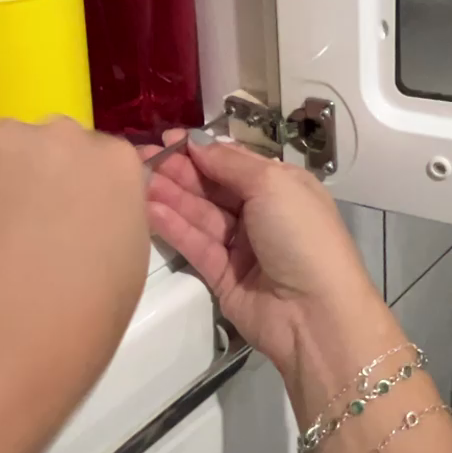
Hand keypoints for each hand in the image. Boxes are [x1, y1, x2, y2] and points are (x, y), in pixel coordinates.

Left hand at [0, 118, 148, 452]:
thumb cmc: (71, 329)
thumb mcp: (123, 273)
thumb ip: (108, 222)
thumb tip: (80, 219)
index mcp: (114, 164)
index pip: (105, 161)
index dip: (87, 197)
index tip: (75, 231)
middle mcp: (55, 138)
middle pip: (52, 147)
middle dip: (43, 178)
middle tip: (30, 236)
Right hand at [141, 128, 396, 405]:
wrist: (316, 313)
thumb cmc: (302, 235)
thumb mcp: (273, 184)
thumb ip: (230, 163)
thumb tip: (197, 144)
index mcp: (281, 185)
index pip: (233, 161)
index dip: (201, 149)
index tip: (166, 139)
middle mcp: (260, 212)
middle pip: (212, 186)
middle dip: (178, 170)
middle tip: (139, 157)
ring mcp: (240, 245)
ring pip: (199, 214)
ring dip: (169, 195)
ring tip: (136, 180)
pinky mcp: (222, 276)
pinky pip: (194, 244)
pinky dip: (173, 226)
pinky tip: (148, 208)